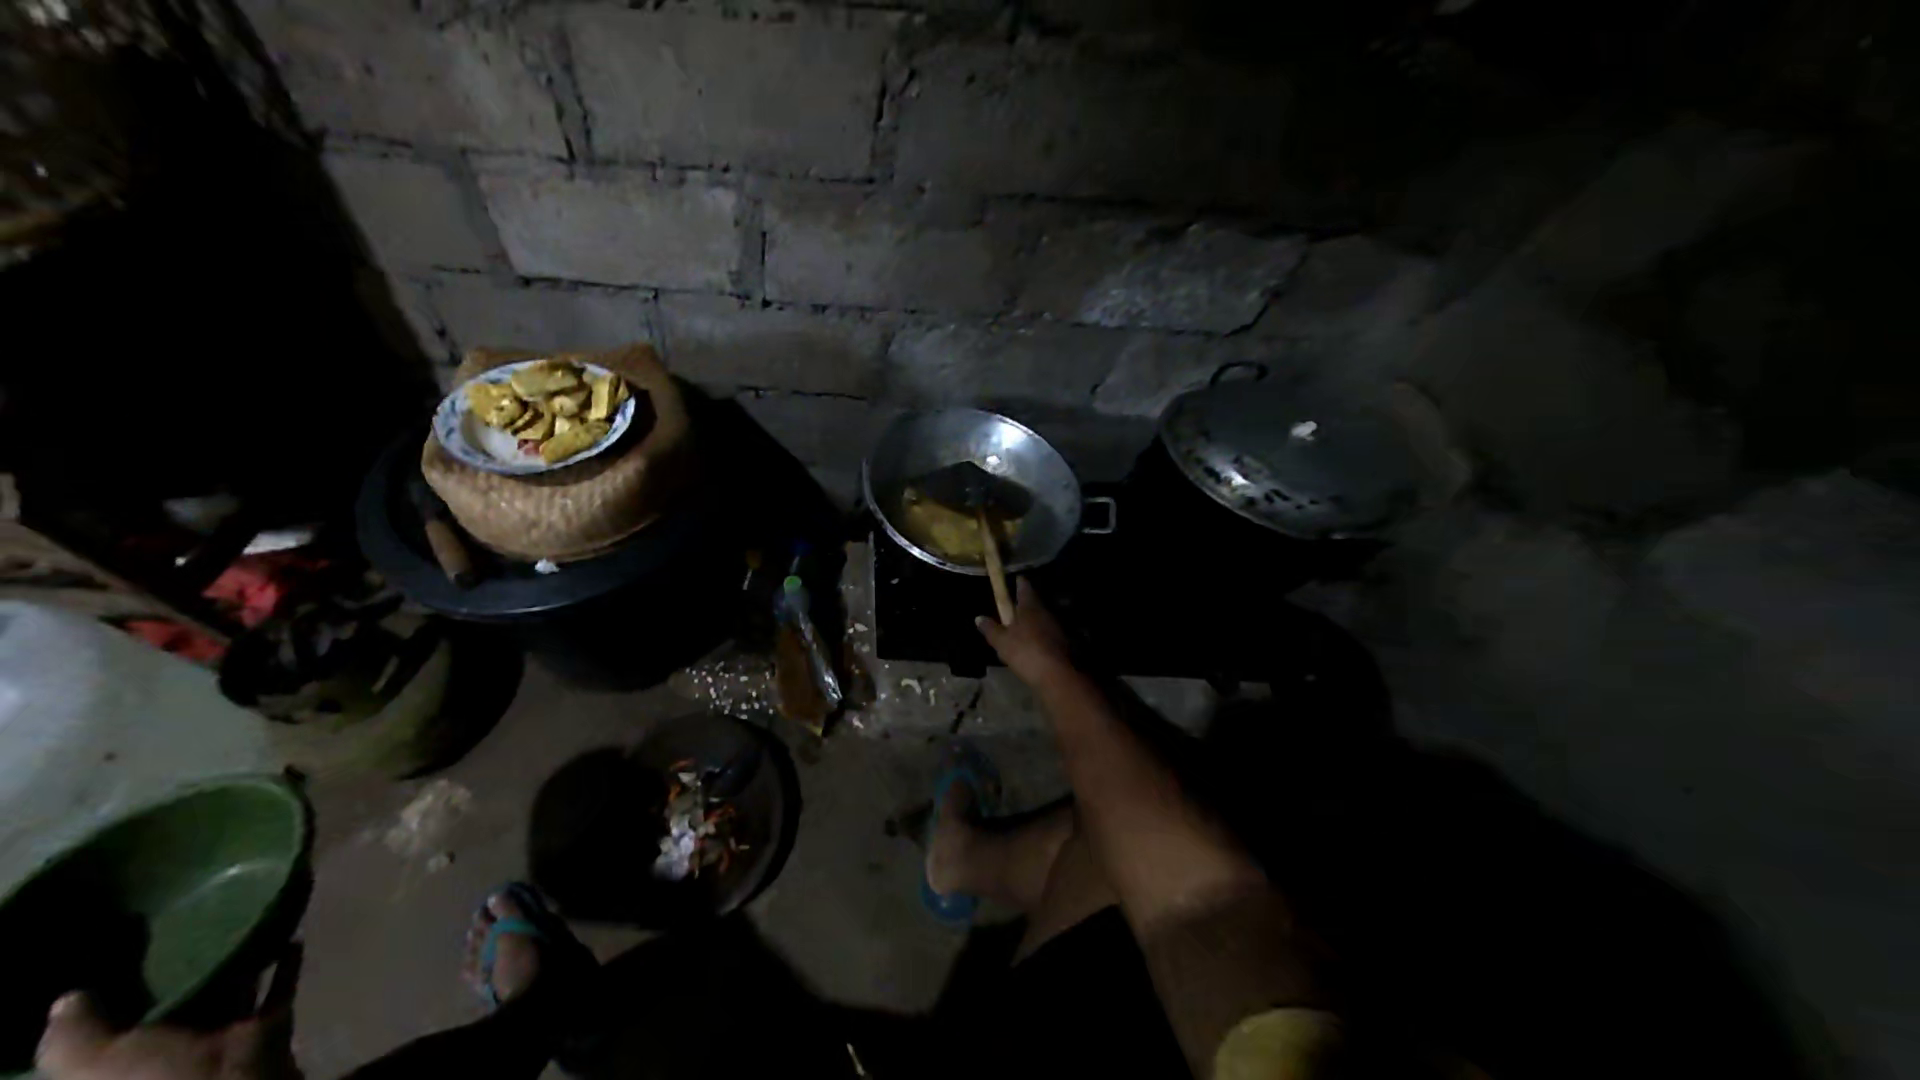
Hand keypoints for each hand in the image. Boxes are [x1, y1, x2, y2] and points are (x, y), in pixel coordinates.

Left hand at [37, 948, 300, 1079]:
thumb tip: (68, 996)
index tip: (119, 960)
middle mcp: (170, 1054)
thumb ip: (72, 1034)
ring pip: (230, 993)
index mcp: (123, 1067)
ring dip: (239, 964)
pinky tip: (291, 936)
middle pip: (175, 1007)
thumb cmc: (153, 1078)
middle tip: (186, 927)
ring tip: (240, 923)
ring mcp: (224, 1037)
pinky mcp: (269, 1024)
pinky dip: (287, 964)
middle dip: (182, 973)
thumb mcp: (92, 1063)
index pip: (108, 1035)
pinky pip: (280, 988)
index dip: (108, 1003)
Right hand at [975, 578, 1074, 685]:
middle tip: (1015, 608)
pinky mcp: (1065, 642)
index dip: (1019, 583)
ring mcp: (1058, 626)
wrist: (1058, 675)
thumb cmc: (1026, 652)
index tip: (1015, 580)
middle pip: (1035, 603)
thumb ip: (990, 629)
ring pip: (1044, 618)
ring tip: (1024, 629)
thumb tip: (978, 617)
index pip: (1024, 587)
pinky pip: (1050, 633)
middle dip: (1026, 604)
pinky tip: (1036, 645)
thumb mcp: (1002, 642)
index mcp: (1030, 606)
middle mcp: (1046, 611)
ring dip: (1035, 621)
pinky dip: (1042, 636)